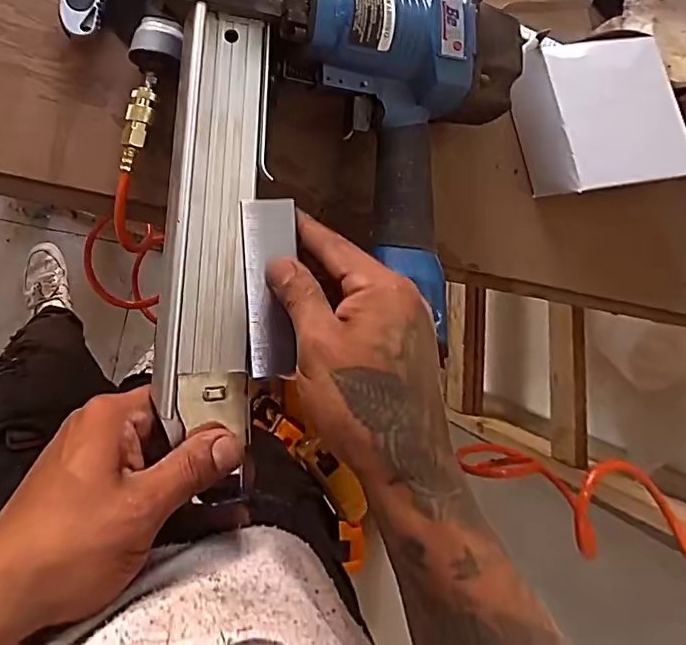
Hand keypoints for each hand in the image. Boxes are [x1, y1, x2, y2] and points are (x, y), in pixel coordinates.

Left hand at [0, 388, 241, 642]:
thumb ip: (191, 469)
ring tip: (216, 505)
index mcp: (110, 416)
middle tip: (231, 484)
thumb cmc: (57, 552)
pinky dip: (158, 494)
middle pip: (168, 428)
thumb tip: (227, 442)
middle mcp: (98, 427)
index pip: (178, 398)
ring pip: (153, 457)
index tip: (236, 446)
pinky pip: (134, 478)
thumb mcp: (141, 509)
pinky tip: (183, 515)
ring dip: (183, 481)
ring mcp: (90, 457)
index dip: (211, 422)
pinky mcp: (85, 485)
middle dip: (200, 458)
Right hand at [268, 212, 470, 524]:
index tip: (286, 217)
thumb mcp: (317, 346)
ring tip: (289, 291)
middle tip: (276, 257)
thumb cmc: (365, 412)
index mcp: (384, 288)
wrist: (406, 467)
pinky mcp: (406, 346)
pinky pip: (367, 317)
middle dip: (310, 266)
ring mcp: (409, 323)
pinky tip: (315, 325)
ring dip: (323, 294)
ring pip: (355, 296)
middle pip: (348, 270)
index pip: (337, 247)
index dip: (305, 232)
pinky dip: (339, 316)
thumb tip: (283, 264)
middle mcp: (403, 299)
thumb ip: (299, 295)